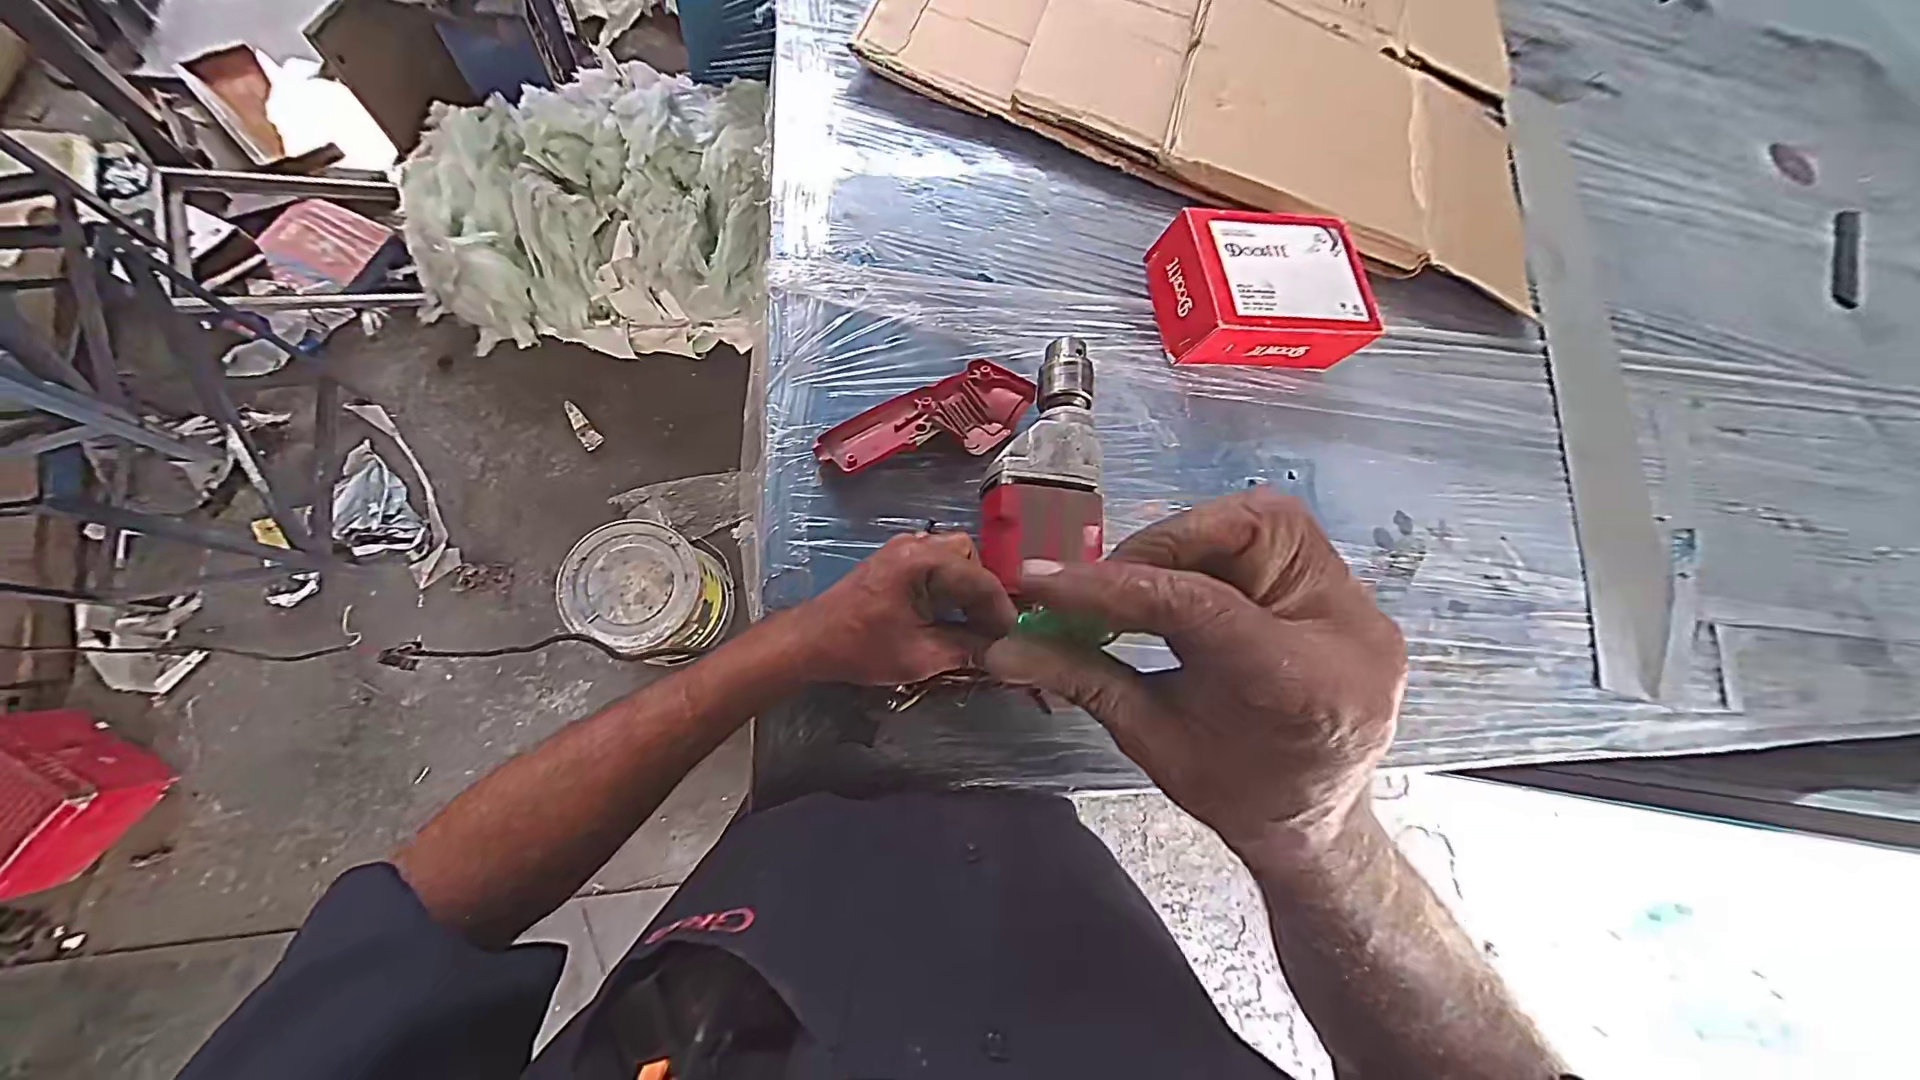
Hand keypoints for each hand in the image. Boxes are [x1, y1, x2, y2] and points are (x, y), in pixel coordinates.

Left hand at [788, 530, 1016, 685]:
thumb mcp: (919, 656)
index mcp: (920, 562)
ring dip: (969, 587)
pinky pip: (938, 563)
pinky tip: (954, 613)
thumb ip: (966, 649)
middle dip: (985, 590)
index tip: (1013, 635)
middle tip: (992, 625)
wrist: (811, 640)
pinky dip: (952, 585)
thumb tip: (1000, 651)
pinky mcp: (897, 559)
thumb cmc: (860, 647)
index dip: (1000, 609)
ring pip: (955, 557)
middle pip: (970, 557)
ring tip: (976, 622)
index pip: (978, 577)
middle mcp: (915, 545)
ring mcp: (904, 549)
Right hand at [982, 489, 1405, 864]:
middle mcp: (1344, 631)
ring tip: (1136, 581)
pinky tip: (1177, 580)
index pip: (1193, 602)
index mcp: (1295, 686)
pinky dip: (1209, 548)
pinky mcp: (1343, 594)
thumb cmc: (1235, 794)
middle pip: (1245, 531)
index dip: (1106, 585)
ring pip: (1261, 519)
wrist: (1314, 820)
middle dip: (1158, 546)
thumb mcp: (1152, 739)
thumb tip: (1004, 649)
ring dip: (1183, 540)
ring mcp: (1355, 607)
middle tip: (1102, 583)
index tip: (1041, 581)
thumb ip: (1081, 680)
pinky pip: (1270, 538)